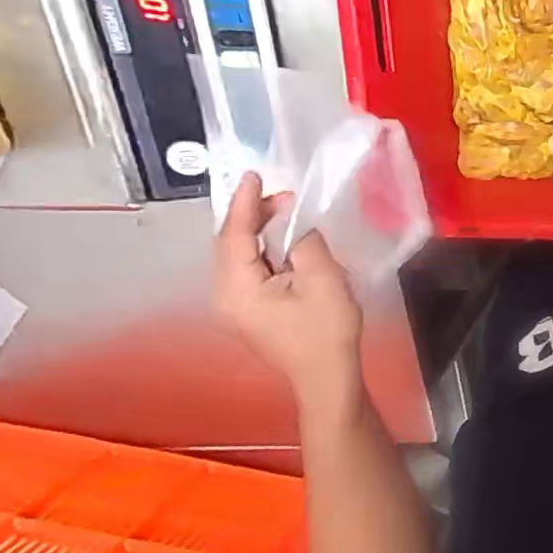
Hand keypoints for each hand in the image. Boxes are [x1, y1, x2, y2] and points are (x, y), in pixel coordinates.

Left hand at [214, 172, 363, 405]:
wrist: (328, 379)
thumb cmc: (325, 331)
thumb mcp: (323, 278)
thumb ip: (305, 241)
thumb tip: (297, 227)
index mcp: (236, 288)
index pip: (234, 234)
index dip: (246, 202)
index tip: (254, 174)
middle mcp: (224, 297)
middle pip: (231, 244)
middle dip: (254, 216)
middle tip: (285, 198)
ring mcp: (234, 308)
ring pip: (239, 258)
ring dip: (260, 234)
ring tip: (286, 215)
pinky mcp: (248, 314)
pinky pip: (248, 272)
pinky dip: (263, 252)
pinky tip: (282, 245)